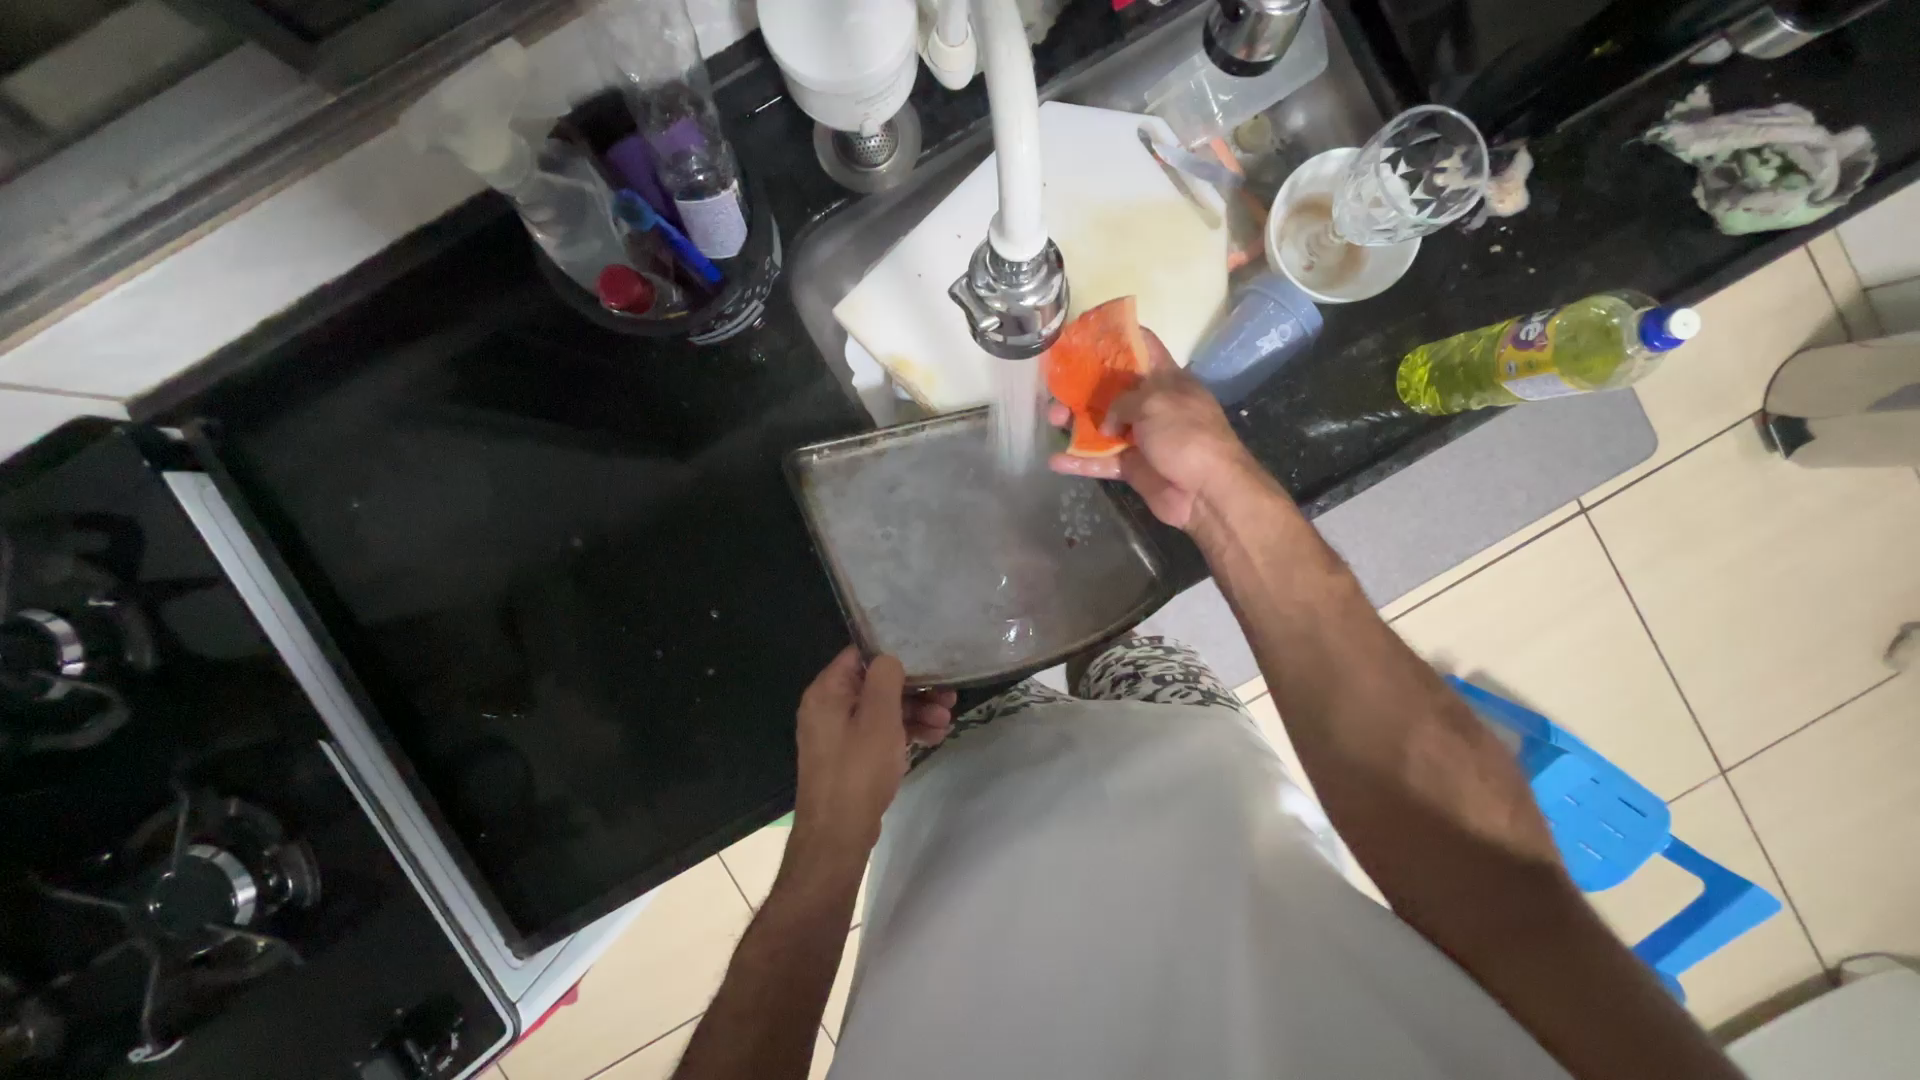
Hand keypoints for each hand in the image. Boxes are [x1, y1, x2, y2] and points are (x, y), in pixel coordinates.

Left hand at [792, 648, 954, 858]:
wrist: (837, 834)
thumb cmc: (858, 770)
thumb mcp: (878, 717)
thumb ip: (885, 678)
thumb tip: (890, 658)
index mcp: (827, 691)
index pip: (860, 655)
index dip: (895, 653)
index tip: (928, 658)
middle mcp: (829, 708)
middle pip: (876, 684)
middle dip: (914, 690)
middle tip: (949, 698)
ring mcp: (839, 734)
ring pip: (882, 710)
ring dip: (916, 713)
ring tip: (946, 723)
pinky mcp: (851, 757)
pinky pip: (880, 733)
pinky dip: (904, 732)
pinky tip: (934, 738)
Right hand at [1048, 328, 1260, 528]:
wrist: (1207, 491)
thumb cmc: (1187, 435)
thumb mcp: (1155, 402)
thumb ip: (1122, 401)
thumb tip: (1107, 422)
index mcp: (1167, 379)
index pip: (1142, 348)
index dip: (1116, 338)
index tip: (1086, 335)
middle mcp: (1152, 404)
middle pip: (1111, 389)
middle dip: (1082, 387)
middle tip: (1057, 387)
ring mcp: (1141, 437)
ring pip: (1100, 426)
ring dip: (1074, 422)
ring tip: (1051, 420)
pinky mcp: (1132, 466)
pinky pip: (1101, 461)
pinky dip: (1080, 461)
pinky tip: (1055, 461)